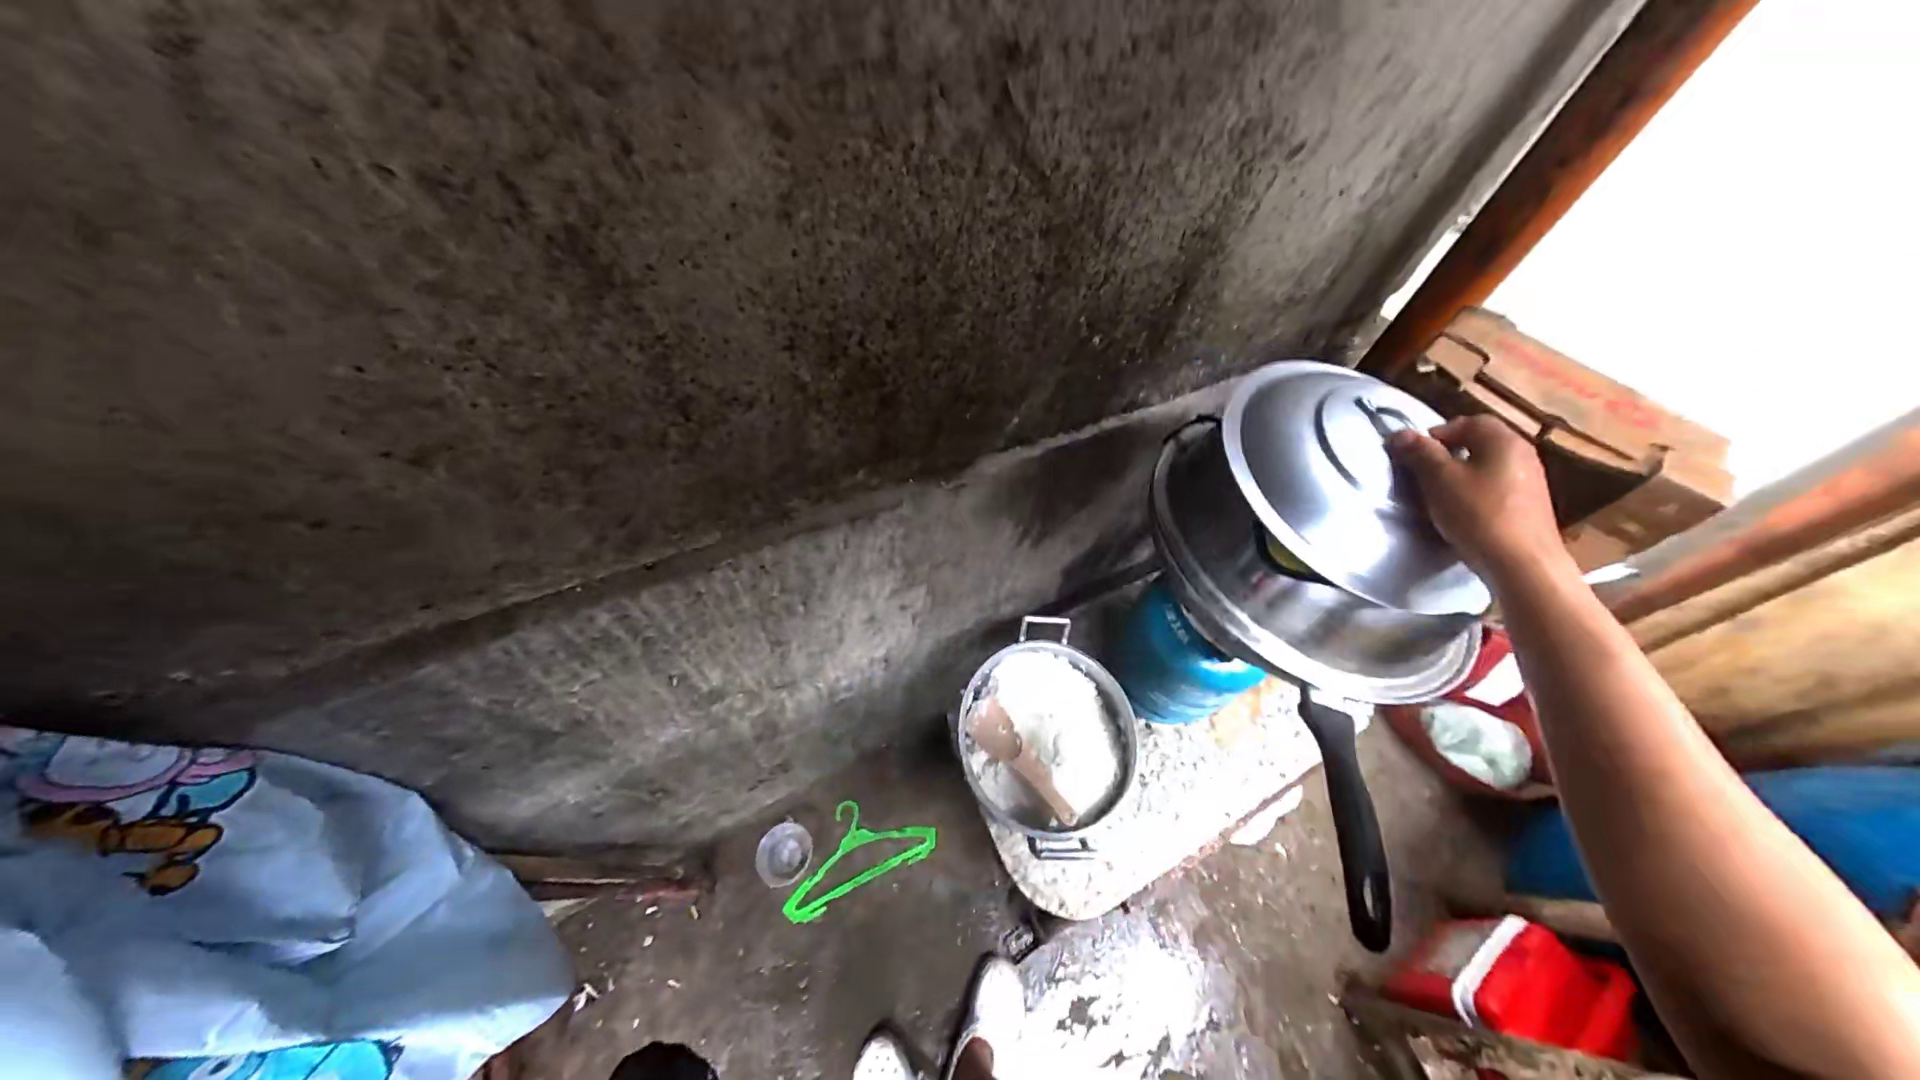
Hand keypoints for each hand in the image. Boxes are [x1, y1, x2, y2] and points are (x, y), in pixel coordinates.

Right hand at [1386, 415, 1570, 584]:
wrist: (1522, 563)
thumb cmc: (1478, 514)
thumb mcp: (1440, 481)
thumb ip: (1420, 453)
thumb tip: (1400, 433)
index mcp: (1504, 441)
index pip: (1471, 421)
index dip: (1439, 431)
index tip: (1416, 453)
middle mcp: (1523, 453)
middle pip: (1481, 442)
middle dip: (1449, 453)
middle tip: (1424, 473)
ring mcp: (1531, 480)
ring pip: (1488, 465)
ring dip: (1462, 473)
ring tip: (1440, 494)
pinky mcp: (1530, 504)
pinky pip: (1497, 486)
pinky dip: (1476, 491)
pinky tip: (1464, 511)